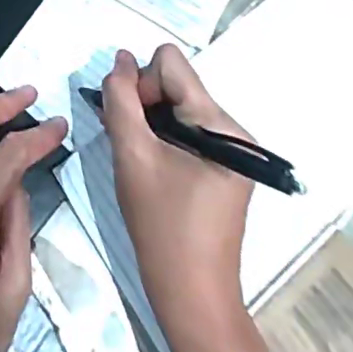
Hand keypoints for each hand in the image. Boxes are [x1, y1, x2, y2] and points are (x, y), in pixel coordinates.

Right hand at [102, 46, 267, 351]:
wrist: (191, 293)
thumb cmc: (161, 223)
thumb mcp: (132, 154)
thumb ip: (120, 99)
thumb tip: (121, 58)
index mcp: (218, 123)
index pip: (169, 63)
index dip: (140, 81)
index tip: (132, 122)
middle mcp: (231, 128)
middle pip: (173, 82)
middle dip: (143, 103)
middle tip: (129, 144)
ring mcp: (229, 148)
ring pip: (174, 104)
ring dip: (148, 121)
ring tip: (136, 157)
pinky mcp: (222, 164)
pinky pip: (183, 127)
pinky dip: (159, 136)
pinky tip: (148, 165)